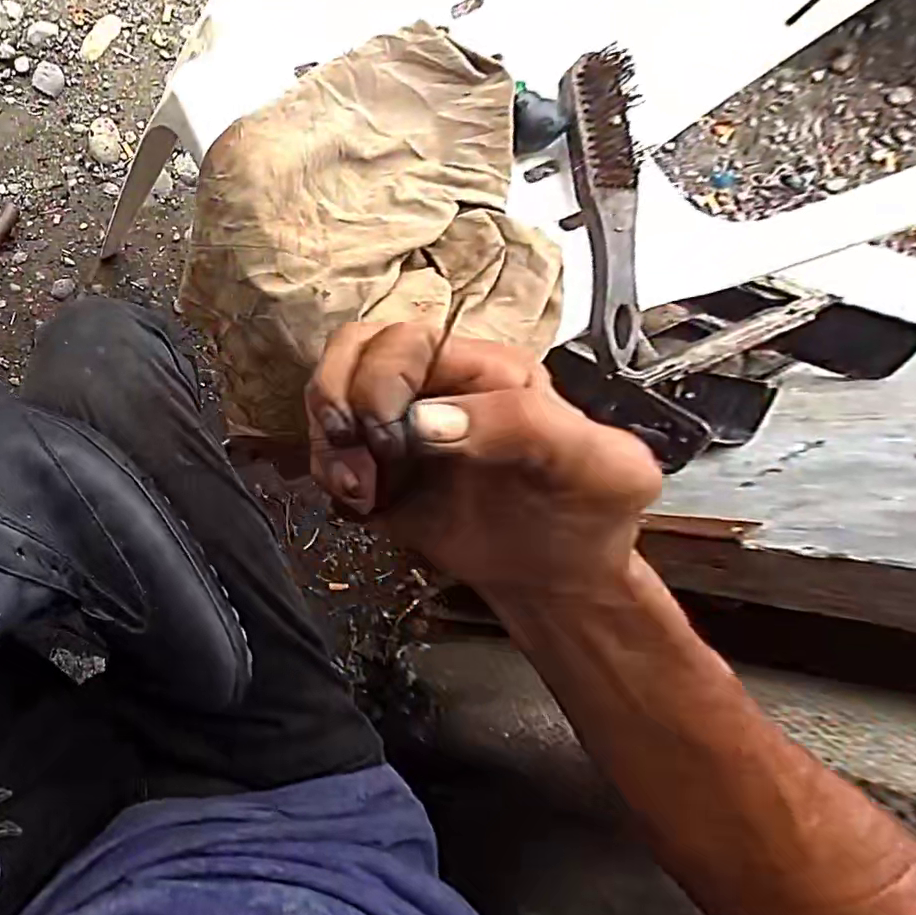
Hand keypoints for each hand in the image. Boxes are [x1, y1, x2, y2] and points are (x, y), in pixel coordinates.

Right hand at [306, 322, 661, 599]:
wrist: (546, 573)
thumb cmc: (579, 516)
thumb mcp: (594, 466)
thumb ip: (522, 425)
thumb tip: (420, 421)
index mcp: (487, 370)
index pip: (404, 341)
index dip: (383, 383)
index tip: (396, 440)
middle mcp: (432, 385)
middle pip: (350, 349)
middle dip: (338, 402)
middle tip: (361, 452)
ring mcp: (391, 422)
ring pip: (324, 395)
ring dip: (329, 445)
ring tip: (361, 488)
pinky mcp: (366, 460)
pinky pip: (321, 447)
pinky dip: (326, 473)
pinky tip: (361, 501)